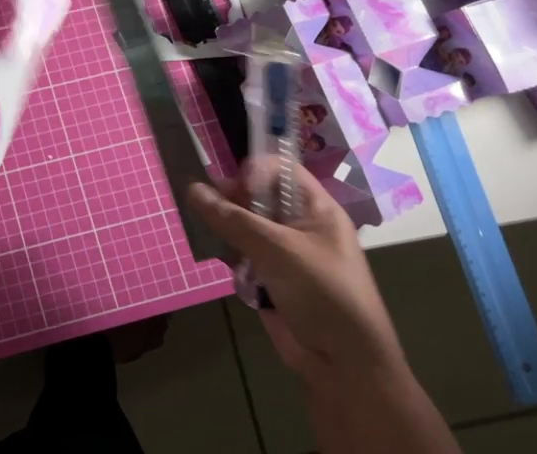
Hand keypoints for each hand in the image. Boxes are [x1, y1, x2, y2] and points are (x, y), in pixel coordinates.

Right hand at [188, 161, 405, 389]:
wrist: (343, 366)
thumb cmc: (323, 295)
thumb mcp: (278, 250)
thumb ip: (233, 218)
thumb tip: (192, 188)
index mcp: (317, 210)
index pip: (281, 170)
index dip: (255, 171)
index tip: (233, 188)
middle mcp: (301, 226)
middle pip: (258, 196)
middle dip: (233, 201)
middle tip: (210, 211)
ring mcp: (285, 254)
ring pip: (245, 226)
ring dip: (228, 231)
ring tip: (215, 239)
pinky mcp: (270, 278)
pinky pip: (242, 254)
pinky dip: (231, 256)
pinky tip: (226, 264)